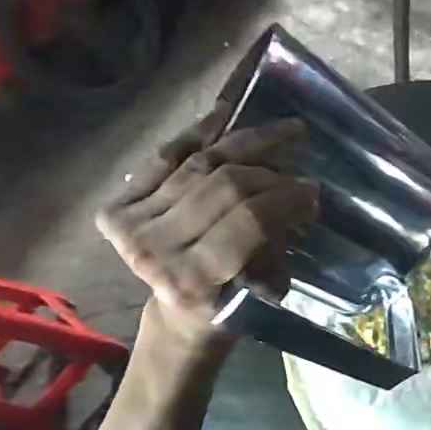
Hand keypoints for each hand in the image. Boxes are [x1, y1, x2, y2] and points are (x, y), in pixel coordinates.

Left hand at [96, 104, 318, 348]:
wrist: (172, 316)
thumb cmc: (223, 312)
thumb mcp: (258, 296)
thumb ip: (272, 249)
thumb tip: (297, 196)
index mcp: (189, 280)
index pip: (246, 223)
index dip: (284, 200)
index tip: (313, 192)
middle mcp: (152, 250)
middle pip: (221, 188)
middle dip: (271, 174)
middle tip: (300, 169)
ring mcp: (131, 225)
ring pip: (197, 166)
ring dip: (245, 144)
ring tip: (283, 132)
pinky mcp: (117, 208)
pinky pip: (165, 157)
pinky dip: (197, 133)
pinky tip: (225, 113)